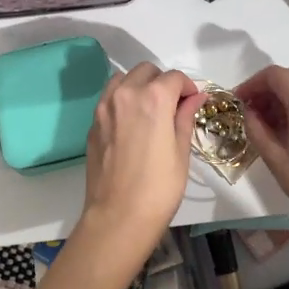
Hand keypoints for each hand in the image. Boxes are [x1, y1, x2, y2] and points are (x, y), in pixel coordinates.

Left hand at [78, 63, 203, 259]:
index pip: (174, 77)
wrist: (118, 217)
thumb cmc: (159, 188)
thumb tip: (196, 98)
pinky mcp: (92, 124)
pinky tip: (132, 125)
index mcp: (153, 98)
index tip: (193, 103)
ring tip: (150, 111)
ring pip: (122, 79)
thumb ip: (185, 118)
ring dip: (138, 86)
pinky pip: (108, 99)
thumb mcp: (181, 152)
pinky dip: (122, 101)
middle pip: (146, 71)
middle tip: (173, 106)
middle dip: (162, 82)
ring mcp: (104, 108)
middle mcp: (125, 95)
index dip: (188, 87)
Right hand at [235, 66, 288, 238]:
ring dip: (282, 99)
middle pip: (288, 78)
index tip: (237, 102)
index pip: (272, 75)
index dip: (251, 85)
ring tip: (267, 126)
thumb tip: (248, 112)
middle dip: (266, 92)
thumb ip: (256, 128)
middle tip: (249, 115)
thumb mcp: (275, 158)